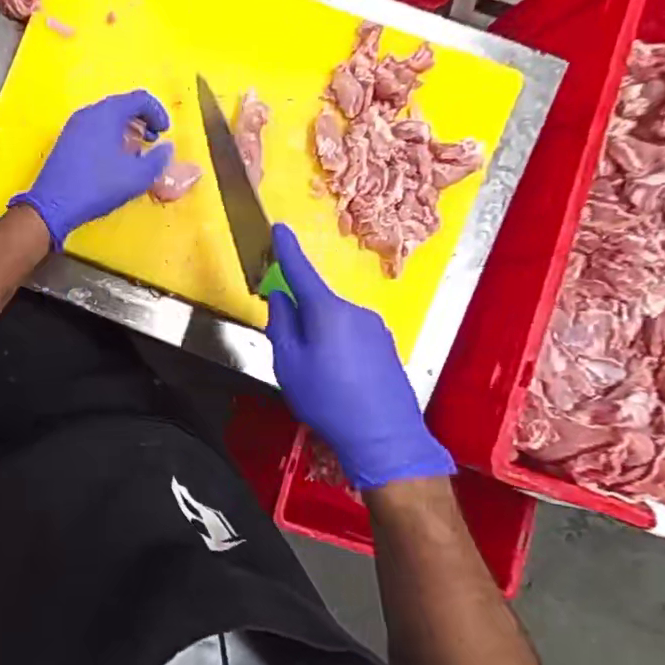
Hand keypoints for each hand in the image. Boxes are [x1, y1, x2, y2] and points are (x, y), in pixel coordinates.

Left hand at [9, 90, 173, 246]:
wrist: (52, 205)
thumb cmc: (97, 186)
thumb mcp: (137, 177)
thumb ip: (158, 160)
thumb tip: (166, 149)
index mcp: (107, 113)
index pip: (140, 98)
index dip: (158, 113)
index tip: (165, 133)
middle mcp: (89, 113)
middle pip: (122, 106)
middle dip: (142, 121)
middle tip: (152, 141)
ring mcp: (73, 127)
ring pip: (106, 119)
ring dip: (125, 131)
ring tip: (134, 153)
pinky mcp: (65, 142)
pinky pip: (93, 131)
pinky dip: (109, 138)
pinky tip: (113, 162)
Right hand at [266, 225, 454, 489]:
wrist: (383, 435)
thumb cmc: (327, 399)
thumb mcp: (288, 364)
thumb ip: (281, 326)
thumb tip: (281, 299)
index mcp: (328, 311)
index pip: (302, 272)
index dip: (287, 251)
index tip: (279, 229)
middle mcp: (355, 311)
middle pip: (315, 303)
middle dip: (297, 317)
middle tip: (286, 353)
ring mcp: (374, 328)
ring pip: (332, 322)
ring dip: (315, 337)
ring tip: (311, 375)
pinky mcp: (384, 346)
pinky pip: (349, 336)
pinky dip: (333, 348)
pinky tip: (332, 379)